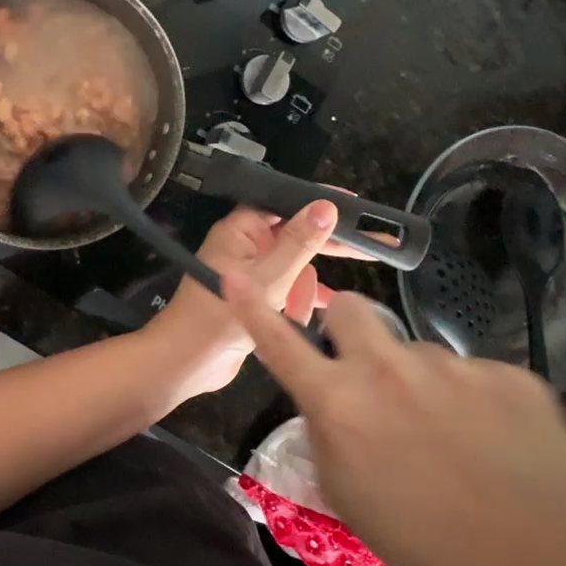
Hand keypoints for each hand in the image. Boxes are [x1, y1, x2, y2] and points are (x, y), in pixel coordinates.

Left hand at [152, 200, 364, 396]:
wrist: (188, 362)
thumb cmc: (221, 316)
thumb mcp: (269, 277)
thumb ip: (300, 243)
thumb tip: (327, 206)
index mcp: (240, 230)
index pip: (284, 203)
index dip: (318, 202)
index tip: (356, 205)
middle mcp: (245, 247)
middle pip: (296, 237)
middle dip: (326, 248)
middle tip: (377, 247)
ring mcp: (251, 274)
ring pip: (296, 271)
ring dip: (302, 291)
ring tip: (292, 311)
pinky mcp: (256, 300)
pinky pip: (287, 293)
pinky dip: (299, 303)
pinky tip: (322, 314)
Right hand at [221, 284, 565, 565]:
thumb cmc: (421, 547)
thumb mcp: (345, 492)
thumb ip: (328, 433)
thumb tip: (331, 405)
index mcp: (339, 403)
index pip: (281, 343)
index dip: (253, 307)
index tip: (235, 276)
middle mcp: (389, 371)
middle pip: (354, 310)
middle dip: (351, 329)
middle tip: (371, 371)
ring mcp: (455, 368)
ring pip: (422, 354)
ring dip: (423, 382)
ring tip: (456, 438)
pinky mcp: (513, 377)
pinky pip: (478, 375)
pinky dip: (479, 402)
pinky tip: (498, 444)